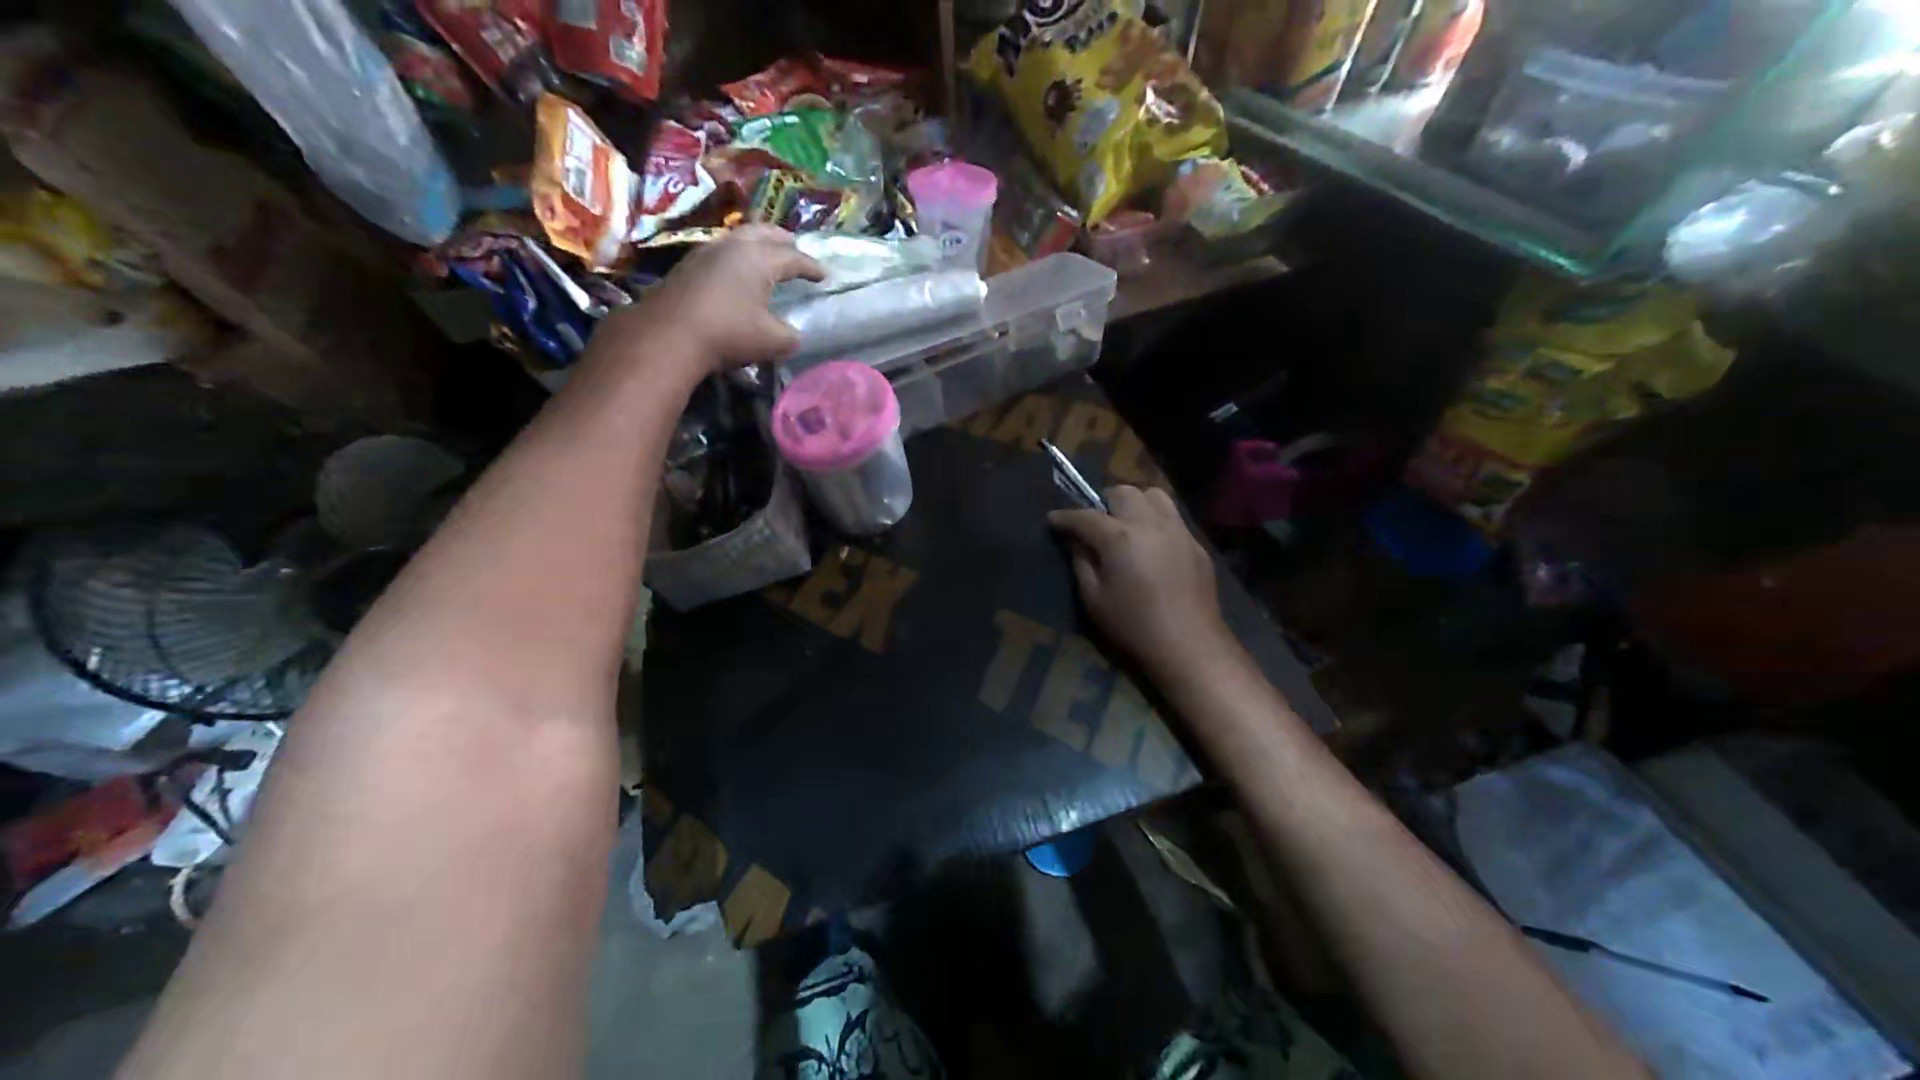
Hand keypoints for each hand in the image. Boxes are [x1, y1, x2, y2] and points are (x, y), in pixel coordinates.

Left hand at [595, 225, 824, 374]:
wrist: (668, 334)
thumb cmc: (728, 333)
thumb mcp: (772, 341)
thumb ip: (790, 336)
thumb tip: (794, 334)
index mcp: (760, 258)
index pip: (794, 258)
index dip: (811, 267)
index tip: (825, 275)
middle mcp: (734, 246)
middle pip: (763, 233)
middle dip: (782, 239)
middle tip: (794, 244)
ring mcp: (706, 252)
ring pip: (738, 238)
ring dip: (756, 244)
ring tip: (765, 254)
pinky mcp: (687, 266)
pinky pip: (720, 252)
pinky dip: (736, 257)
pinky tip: (735, 271)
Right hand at [1048, 486, 1231, 672]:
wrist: (1188, 644)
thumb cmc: (1133, 625)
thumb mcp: (1093, 598)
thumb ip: (1081, 563)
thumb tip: (1076, 542)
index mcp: (1119, 537)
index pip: (1085, 516)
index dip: (1065, 517)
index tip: (1053, 520)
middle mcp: (1150, 523)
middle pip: (1123, 493)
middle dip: (1104, 502)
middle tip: (1096, 523)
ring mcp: (1178, 531)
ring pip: (1155, 496)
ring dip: (1136, 503)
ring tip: (1128, 524)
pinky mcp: (1196, 545)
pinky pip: (1173, 518)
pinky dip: (1157, 521)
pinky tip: (1153, 546)